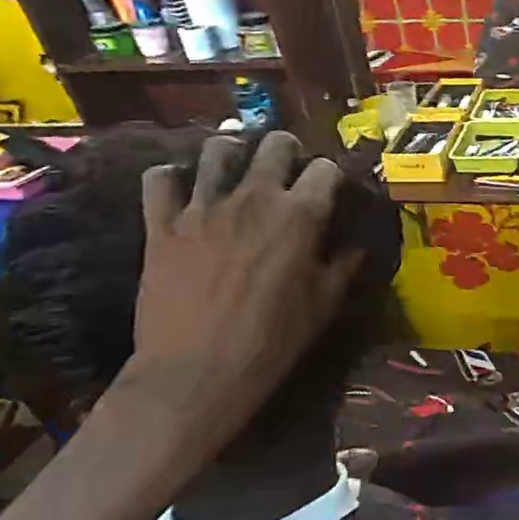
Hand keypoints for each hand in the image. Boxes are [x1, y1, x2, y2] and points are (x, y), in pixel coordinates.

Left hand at [115, 132, 362, 431]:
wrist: (195, 375)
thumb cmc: (269, 344)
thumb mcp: (321, 309)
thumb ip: (342, 268)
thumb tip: (359, 247)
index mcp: (298, 216)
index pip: (325, 169)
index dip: (331, 175)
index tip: (329, 189)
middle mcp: (253, 198)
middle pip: (274, 145)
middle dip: (286, 150)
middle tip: (284, 168)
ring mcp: (203, 207)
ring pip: (216, 150)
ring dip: (230, 152)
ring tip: (233, 167)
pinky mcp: (162, 224)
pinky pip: (159, 179)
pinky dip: (170, 177)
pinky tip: (179, 188)